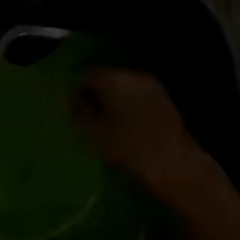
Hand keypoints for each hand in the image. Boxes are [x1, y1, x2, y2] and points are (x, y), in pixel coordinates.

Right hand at [72, 69, 206, 188]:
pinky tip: (121, 124)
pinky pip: (136, 96)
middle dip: (93, 95)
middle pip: (106, 80)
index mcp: (116, 81)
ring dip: (110, 101)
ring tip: (103, 122)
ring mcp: (152, 87)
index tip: (69, 108)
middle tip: (84, 115)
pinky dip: (125, 106)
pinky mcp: (163, 100)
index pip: (87, 76)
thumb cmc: (127, 148)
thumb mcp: (92, 133)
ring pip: (122, 88)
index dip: (75, 91)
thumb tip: (68, 102)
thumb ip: (76, 114)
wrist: (171, 163)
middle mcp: (135, 77)